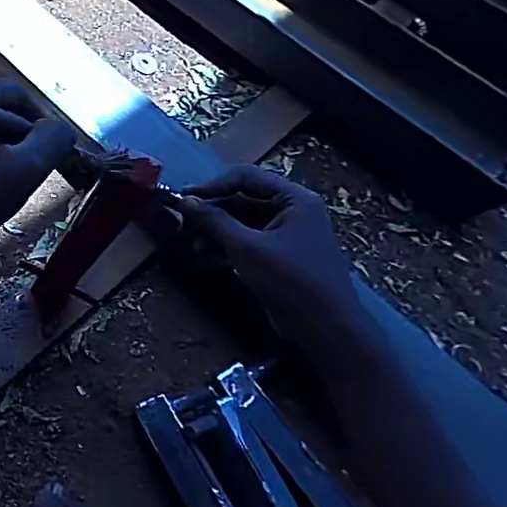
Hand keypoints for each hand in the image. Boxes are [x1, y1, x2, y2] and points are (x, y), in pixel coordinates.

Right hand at [174, 167, 366, 353]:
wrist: (324, 328)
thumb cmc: (290, 280)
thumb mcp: (247, 248)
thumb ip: (214, 221)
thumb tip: (185, 201)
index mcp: (294, 199)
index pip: (246, 178)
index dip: (212, 186)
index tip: (183, 200)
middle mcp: (291, 211)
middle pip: (241, 200)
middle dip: (210, 213)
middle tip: (182, 225)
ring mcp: (284, 235)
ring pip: (239, 223)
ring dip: (213, 231)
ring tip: (191, 244)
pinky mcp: (276, 257)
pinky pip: (244, 242)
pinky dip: (224, 246)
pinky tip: (205, 256)